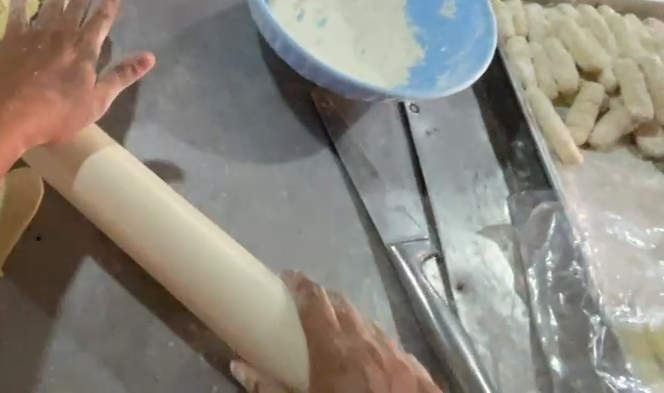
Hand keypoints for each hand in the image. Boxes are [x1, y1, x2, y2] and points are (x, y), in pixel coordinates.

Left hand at [0, 0, 154, 151]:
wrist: (9, 112)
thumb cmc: (56, 113)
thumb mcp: (97, 101)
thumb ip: (121, 76)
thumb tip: (150, 56)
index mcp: (84, 49)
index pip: (101, 21)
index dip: (109, 5)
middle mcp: (62, 34)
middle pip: (77, 7)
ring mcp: (36, 33)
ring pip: (51, 3)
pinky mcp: (13, 37)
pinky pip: (18, 12)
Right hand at [232, 272, 439, 392]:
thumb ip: (267, 387)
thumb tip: (237, 365)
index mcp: (334, 349)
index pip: (313, 297)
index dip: (298, 283)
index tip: (286, 281)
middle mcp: (368, 343)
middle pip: (342, 304)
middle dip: (325, 301)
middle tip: (310, 312)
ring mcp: (401, 359)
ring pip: (372, 324)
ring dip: (354, 324)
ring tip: (344, 339)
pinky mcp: (426, 379)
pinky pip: (400, 351)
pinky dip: (384, 349)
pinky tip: (379, 365)